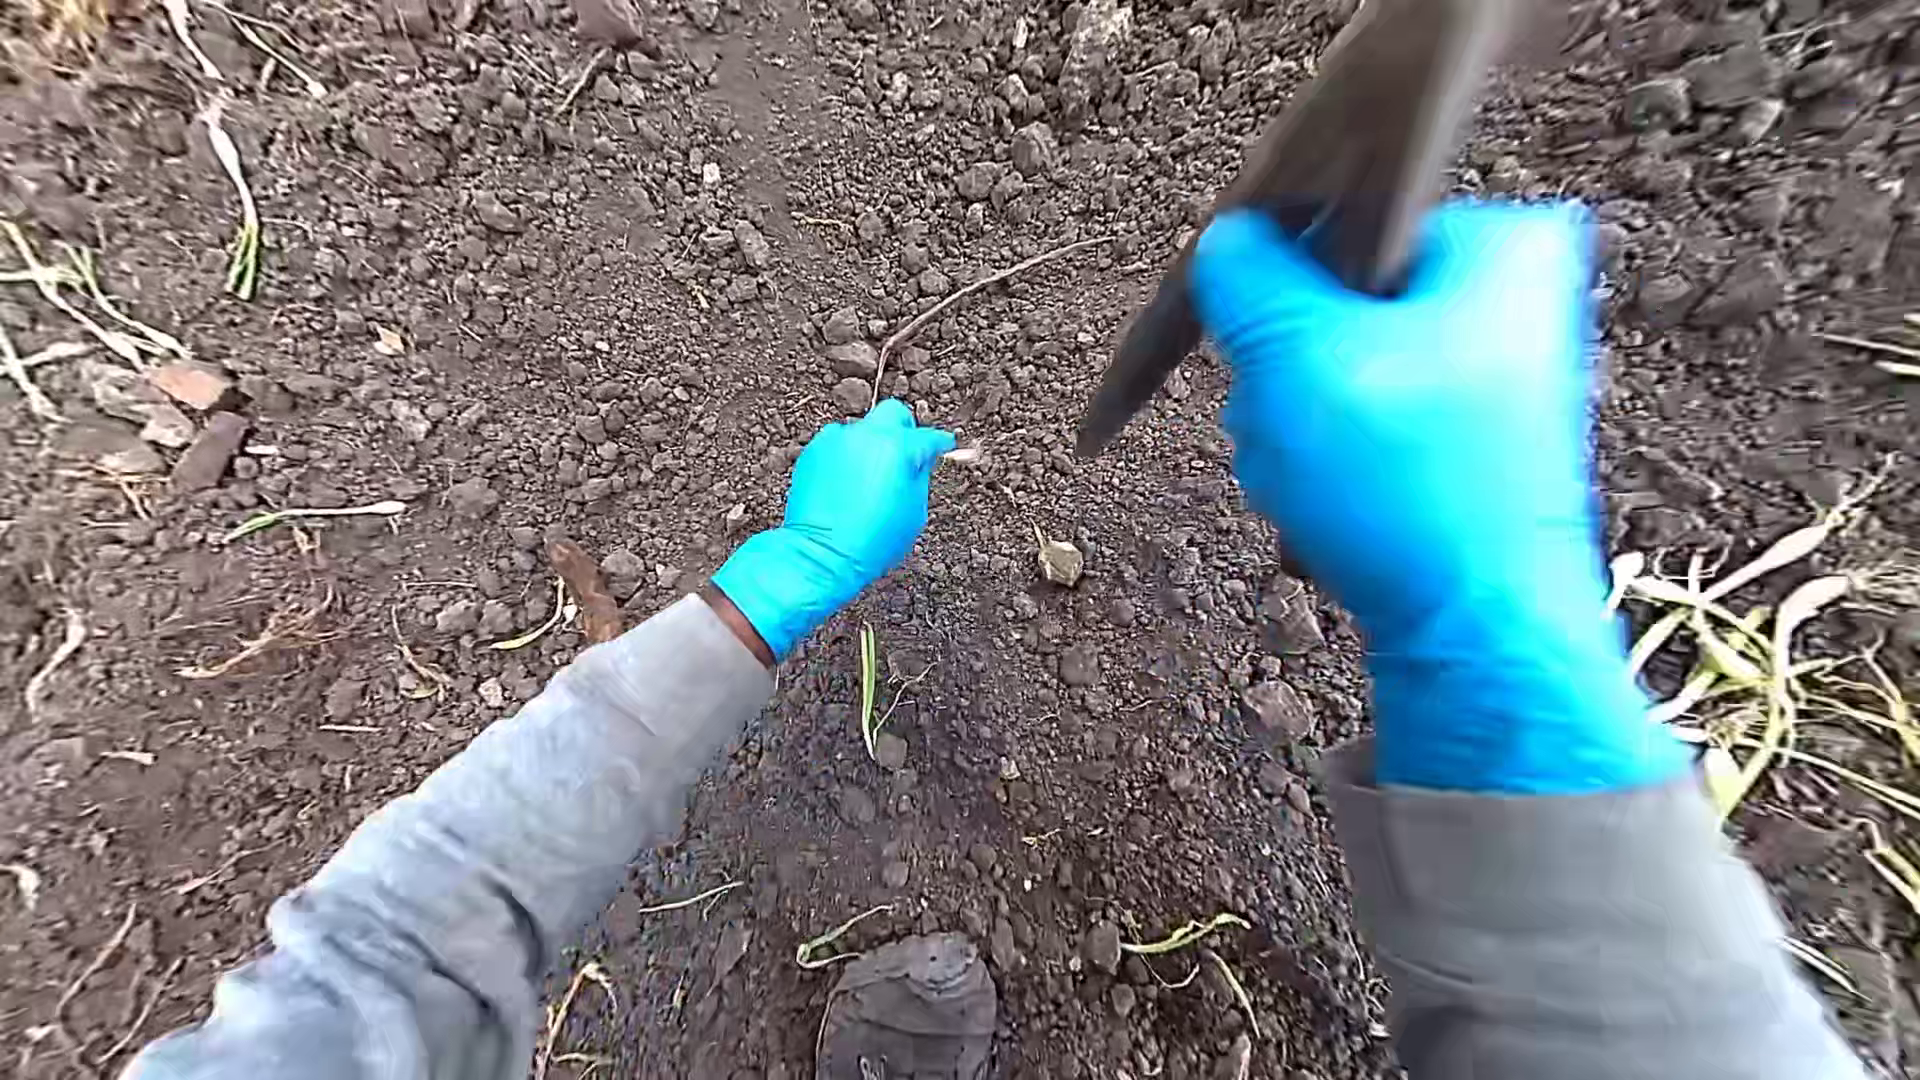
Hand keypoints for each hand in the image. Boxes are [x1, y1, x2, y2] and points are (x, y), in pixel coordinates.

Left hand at [711, 400, 954, 658]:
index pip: (928, 437)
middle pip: (894, 414)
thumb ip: (920, 477)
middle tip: (904, 456)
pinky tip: (847, 486)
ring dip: (871, 447)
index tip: (942, 447)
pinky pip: (838, 445)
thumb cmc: (871, 541)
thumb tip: (921, 461)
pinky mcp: (814, 451)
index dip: (939, 445)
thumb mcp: (913, 513)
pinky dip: (846, 458)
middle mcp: (867, 435)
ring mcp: (837, 440)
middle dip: (903, 430)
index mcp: (898, 448)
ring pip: (863, 430)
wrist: (822, 555)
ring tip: (869, 481)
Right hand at [1189, 202, 1685, 793]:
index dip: (1277, 290)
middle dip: (1277, 376)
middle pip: (1325, 308)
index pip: (1340, 227)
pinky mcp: (1445, 431)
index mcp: (1492, 249)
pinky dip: (1312, 450)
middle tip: (1280, 426)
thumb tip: (1226, 237)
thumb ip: (1250, 284)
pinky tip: (1314, 490)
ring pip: (1323, 369)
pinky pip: (1344, 415)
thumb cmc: (1395, 482)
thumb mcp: (1298, 361)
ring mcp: (1471, 372)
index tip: (1257, 353)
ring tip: (1298, 473)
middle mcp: (1495, 301)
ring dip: (1284, 422)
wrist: (1465, 619)